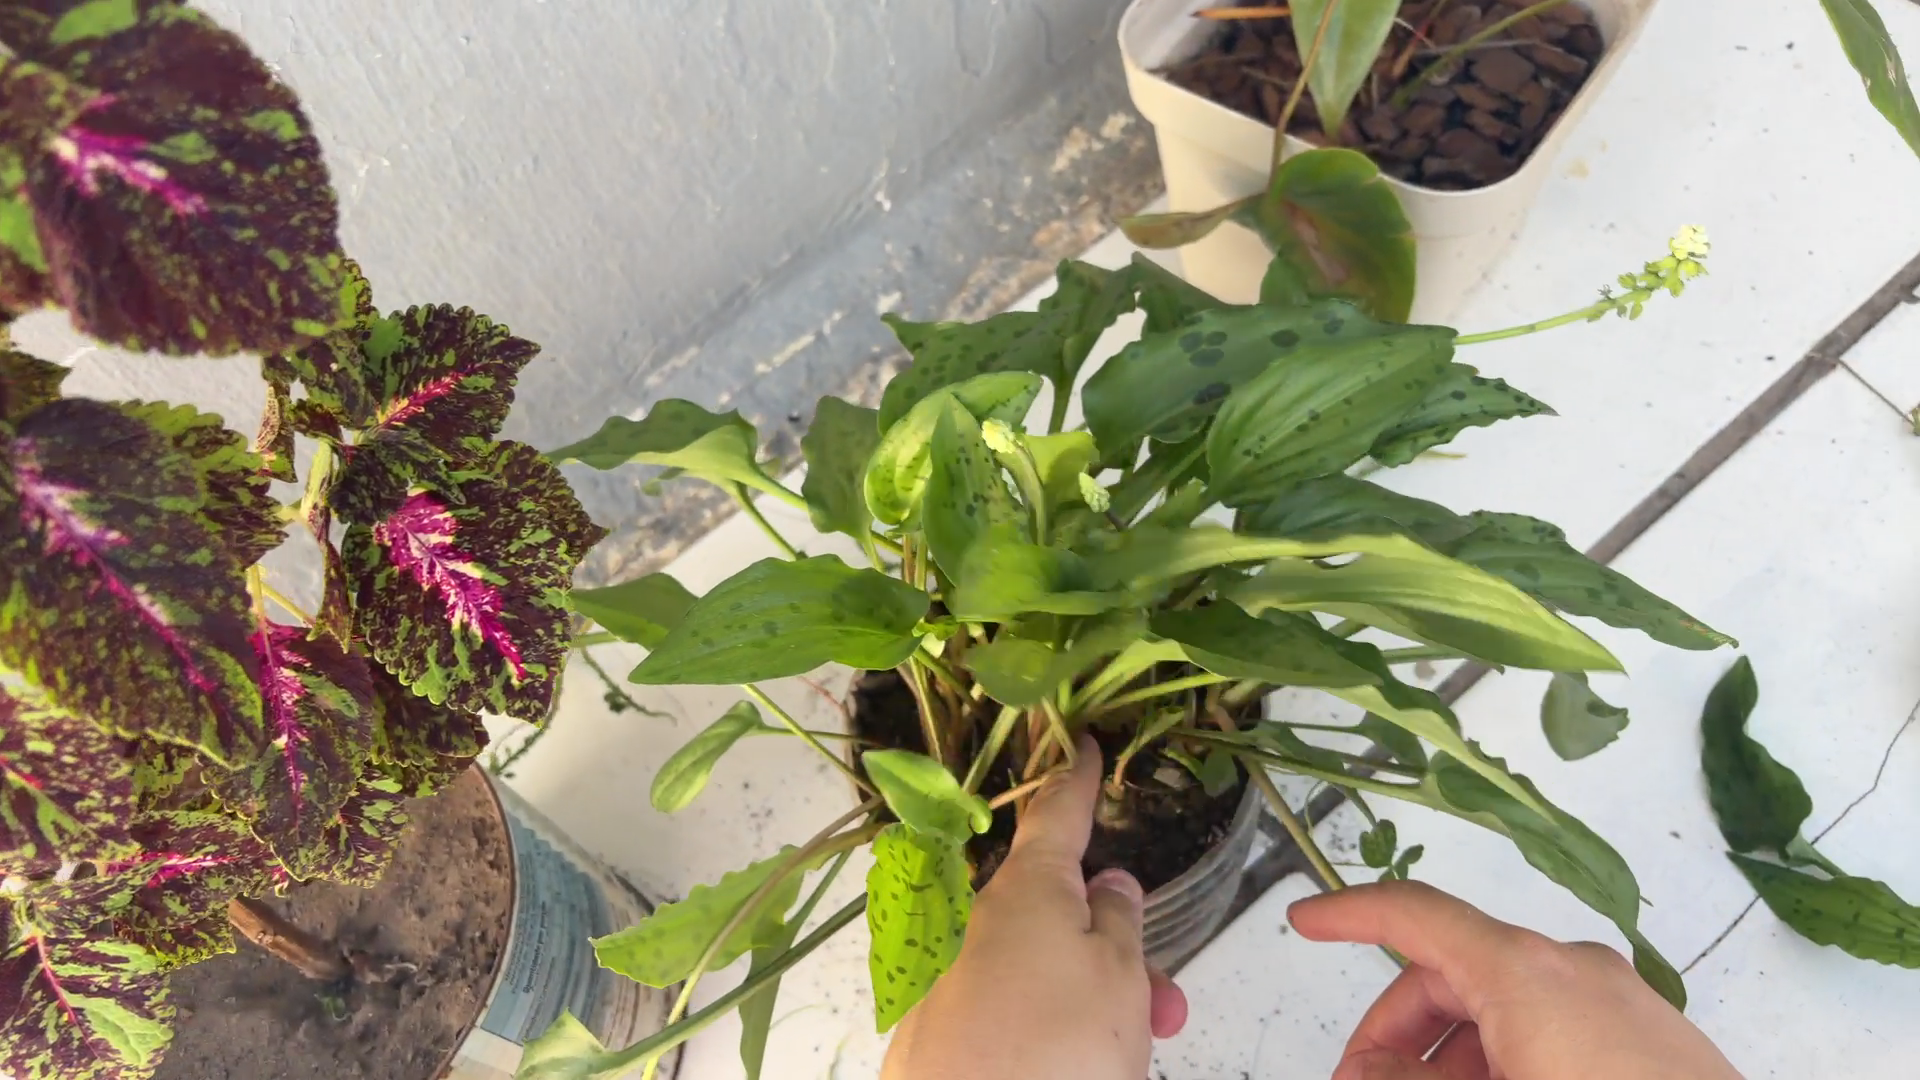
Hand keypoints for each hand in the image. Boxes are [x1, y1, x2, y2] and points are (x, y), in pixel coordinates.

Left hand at [881, 736, 1187, 1078]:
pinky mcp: (938, 1023)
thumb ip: (1119, 920)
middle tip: (1163, 1003)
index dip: (1078, 777)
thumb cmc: (1056, 1044)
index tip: (1084, 742)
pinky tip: (1068, 1058)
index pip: (1058, 811)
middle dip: (1114, 944)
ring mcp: (952, 969)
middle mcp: (982, 915)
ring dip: (1090, 995)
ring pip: (1039, 963)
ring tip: (1135, 1046)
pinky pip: (1007, 1001)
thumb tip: (1109, 883)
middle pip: (1058, 908)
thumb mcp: (1117, 975)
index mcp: (1026, 886)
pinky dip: (1046, 1020)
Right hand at [1289, 881, 1743, 1079]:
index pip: (1409, 912)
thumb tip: (1362, 1071)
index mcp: (1523, 969)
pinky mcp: (1662, 1049)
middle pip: (1449, 971)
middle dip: (1396, 1028)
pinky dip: (1504, 1062)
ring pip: (1501, 1010)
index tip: (1299, 925)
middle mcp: (1571, 968)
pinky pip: (1554, 1035)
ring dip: (1448, 1055)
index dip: (1345, 913)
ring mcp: (1624, 1007)